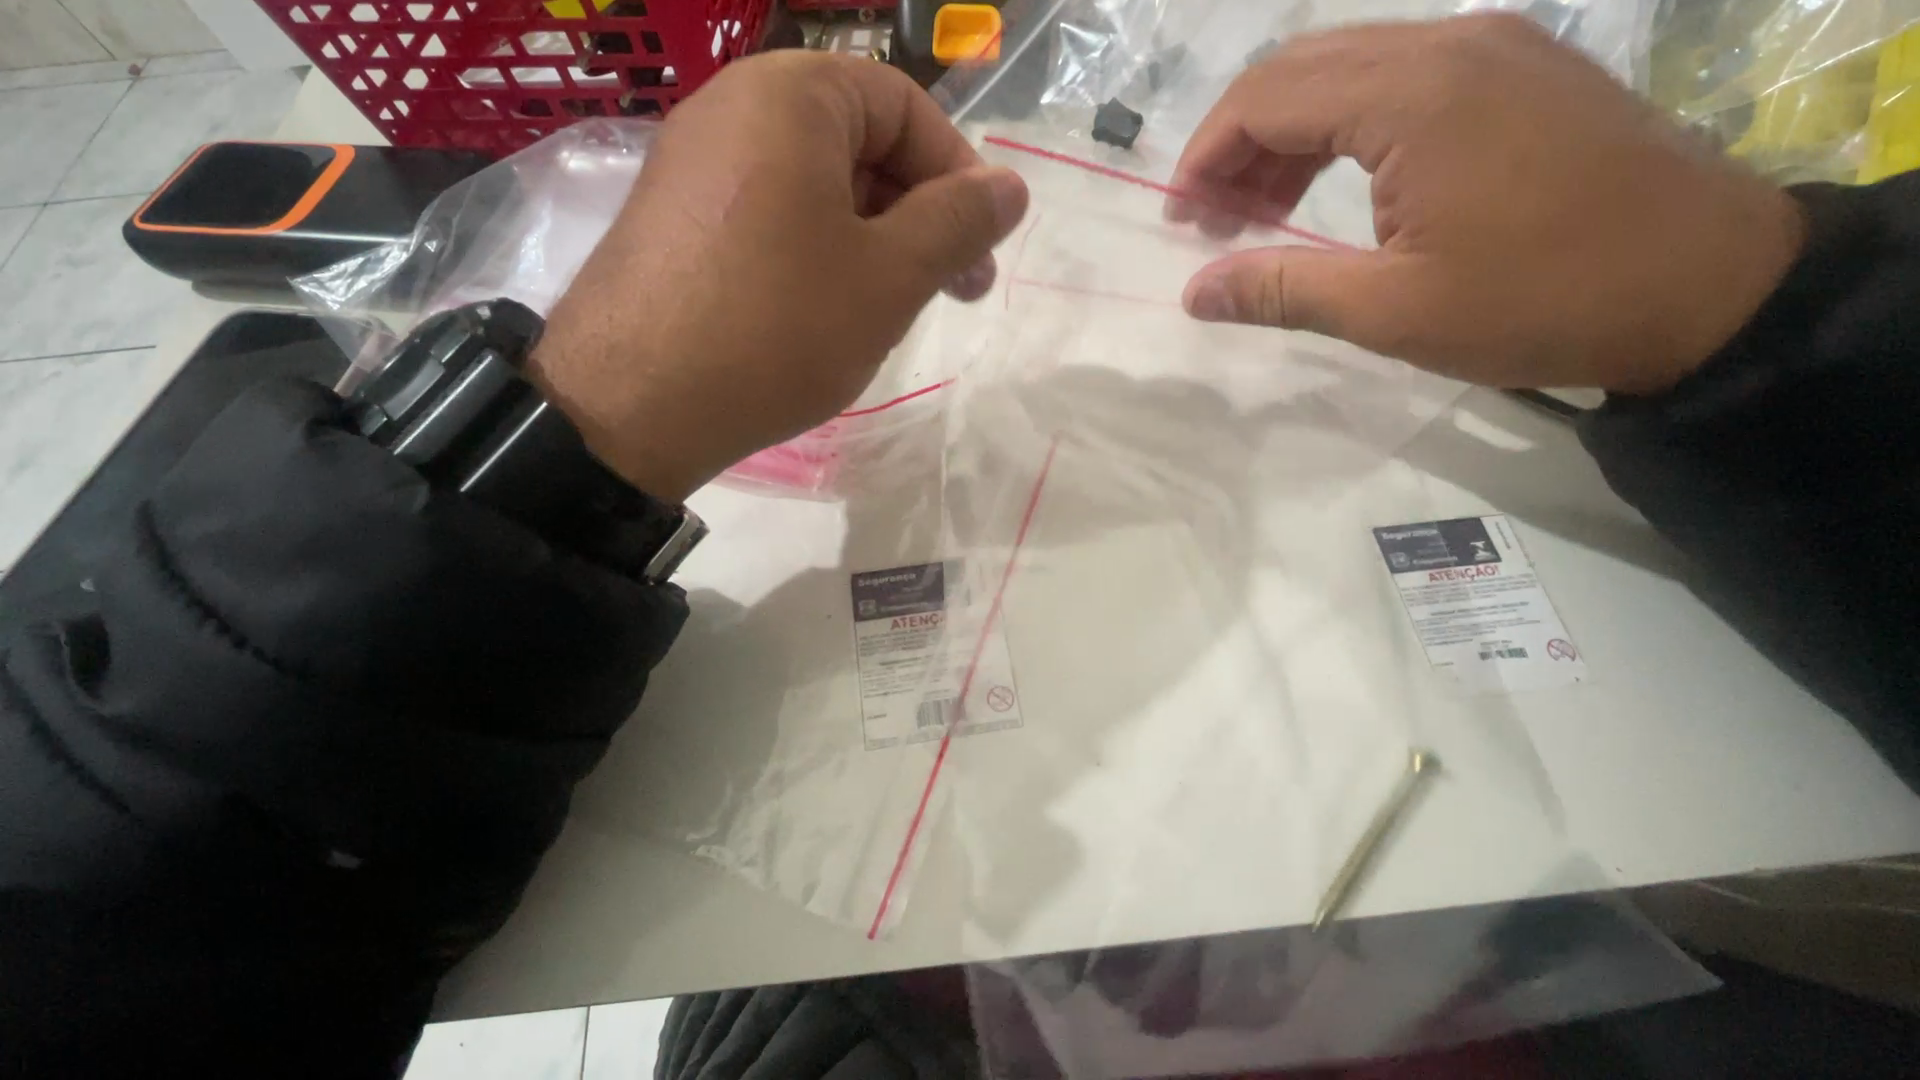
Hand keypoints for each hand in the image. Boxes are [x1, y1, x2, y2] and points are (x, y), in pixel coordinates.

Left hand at [529, 52, 1028, 499]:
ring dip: (871, 242)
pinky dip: (815, 256)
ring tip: (889, 312)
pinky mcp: (675, 220)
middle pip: (859, 142)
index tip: (981, 249)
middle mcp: (733, 108)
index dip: (958, 174)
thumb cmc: (777, 329)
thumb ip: (958, 223)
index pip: (906, 106)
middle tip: (952, 291)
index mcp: (791, 96)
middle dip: (917, 215)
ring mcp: (694, 165)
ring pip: (816, 187)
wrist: (629, 408)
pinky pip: (769, 217)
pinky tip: (824, 317)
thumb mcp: (888, 278)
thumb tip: (1011, 187)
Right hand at [1168, 15, 1805, 394]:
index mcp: (1412, 94)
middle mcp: (1447, 43)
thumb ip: (1279, 289)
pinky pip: (1400, 76)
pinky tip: (1333, 185)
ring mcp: (1491, 46)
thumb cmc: (1538, 303)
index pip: (1266, 97)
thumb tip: (1193, 294)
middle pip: (1299, 68)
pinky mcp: (1518, 67)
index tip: (1180, 221)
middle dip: (1237, 142)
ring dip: (1288, 134)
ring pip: (1347, 67)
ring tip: (1259, 212)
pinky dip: (1344, 126)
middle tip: (1211, 221)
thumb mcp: (1391, 311)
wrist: (1708, 288)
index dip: (1205, 157)